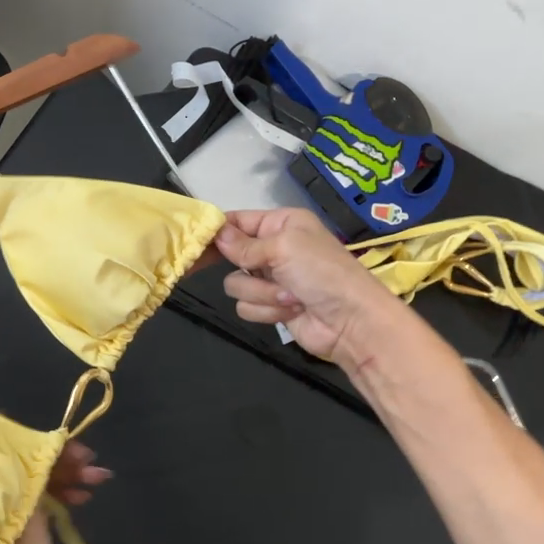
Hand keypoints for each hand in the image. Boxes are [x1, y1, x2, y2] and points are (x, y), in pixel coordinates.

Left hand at [0, 442, 111, 543]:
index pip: (25, 459)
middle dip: (68, 466)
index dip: (57, 452)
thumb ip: (35, 490)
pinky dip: (63, 497)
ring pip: (44, 486)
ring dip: (70, 480)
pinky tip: (81, 497)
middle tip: (98, 471)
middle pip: (36, 470)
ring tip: (96, 483)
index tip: (84, 455)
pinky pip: (46, 503)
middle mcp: (1, 499)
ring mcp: (15, 516)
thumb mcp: (29, 526)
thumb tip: (47, 458)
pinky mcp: (27, 532)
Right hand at [210, 209, 404, 364]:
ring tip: (289, 296)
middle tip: (193, 268)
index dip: (216, 230)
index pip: (238, 221)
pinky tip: (290, 310)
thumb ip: (244, 244)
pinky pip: (246, 306)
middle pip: (231, 253)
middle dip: (236, 264)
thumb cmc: (322, 273)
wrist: (351, 322)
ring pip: (236, 283)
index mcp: (282, 224)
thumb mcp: (283, 248)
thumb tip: (216, 234)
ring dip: (260, 292)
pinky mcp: (270, 305)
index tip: (192, 239)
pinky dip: (266, 309)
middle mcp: (275, 248)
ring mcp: (272, 278)